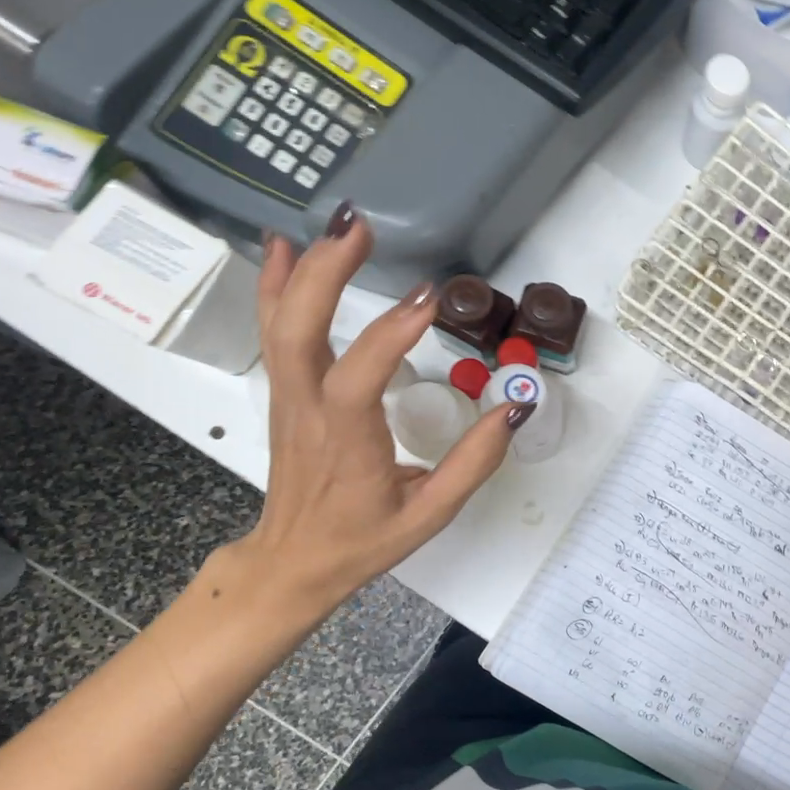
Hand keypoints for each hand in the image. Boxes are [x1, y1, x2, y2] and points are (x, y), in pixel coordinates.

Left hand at [236, 201, 531, 606]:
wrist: (293, 563)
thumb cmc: (363, 541)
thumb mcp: (430, 515)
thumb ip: (473, 464)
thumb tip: (514, 409)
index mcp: (347, 444)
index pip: (358, 378)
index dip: (391, 334)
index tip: (431, 299)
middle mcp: (308, 411)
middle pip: (298, 331)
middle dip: (326, 272)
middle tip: (360, 228)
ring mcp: (288, 399)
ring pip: (279, 324)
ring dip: (302, 269)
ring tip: (333, 225)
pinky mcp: (285, 394)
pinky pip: (274, 332)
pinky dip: (277, 286)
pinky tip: (284, 251)